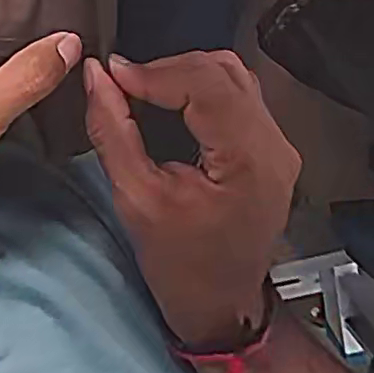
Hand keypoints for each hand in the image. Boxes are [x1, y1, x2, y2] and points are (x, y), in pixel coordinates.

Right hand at [83, 51, 300, 349]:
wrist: (222, 304)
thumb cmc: (181, 263)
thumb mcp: (134, 197)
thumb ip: (112, 130)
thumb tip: (96, 76)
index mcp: (249, 160)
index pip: (205, 84)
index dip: (154, 72)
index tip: (113, 75)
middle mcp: (274, 144)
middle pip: (220, 70)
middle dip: (165, 68)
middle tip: (123, 83)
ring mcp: (277, 143)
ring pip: (229, 73)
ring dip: (181, 72)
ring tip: (142, 88)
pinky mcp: (269, 143)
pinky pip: (234, 90)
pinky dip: (197, 84)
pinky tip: (169, 98)